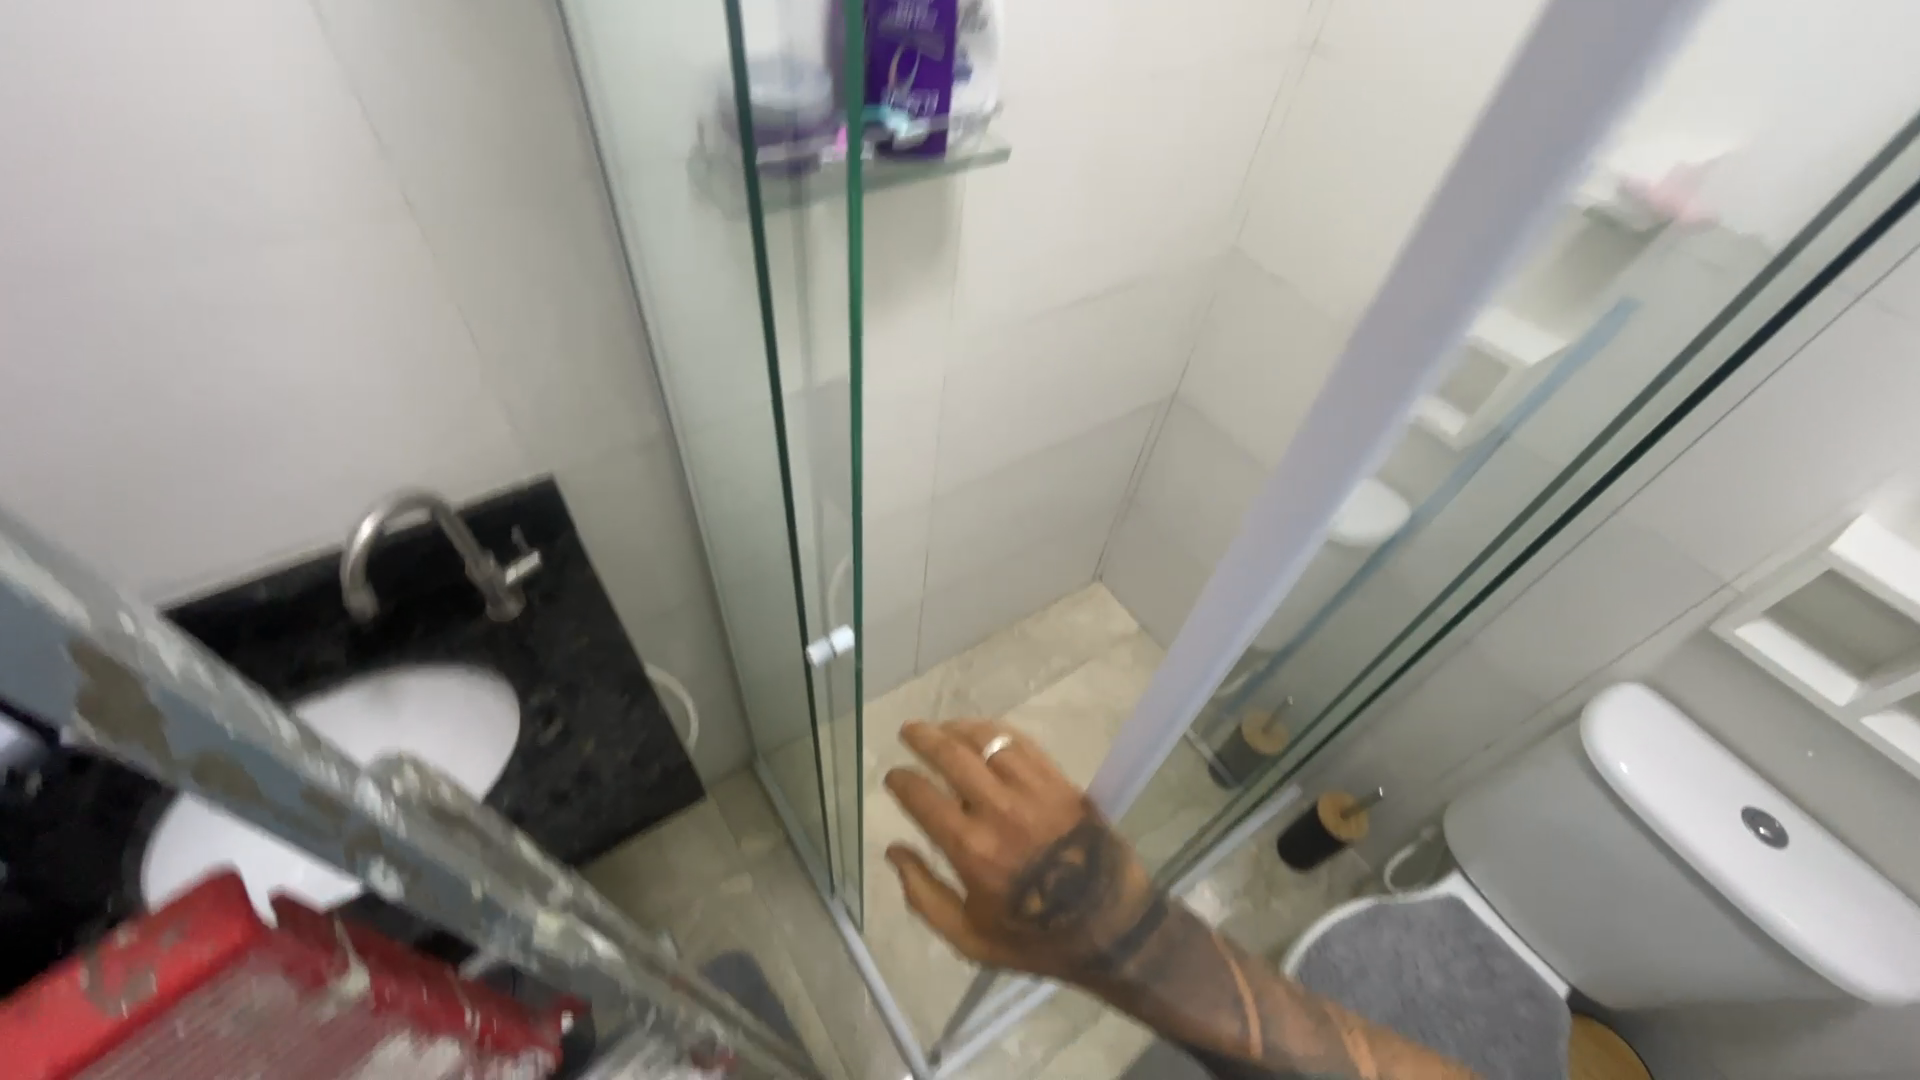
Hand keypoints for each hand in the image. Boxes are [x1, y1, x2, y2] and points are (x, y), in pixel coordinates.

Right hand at [883, 720, 1168, 985]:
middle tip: (908, 731)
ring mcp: (1034, 789)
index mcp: (972, 848)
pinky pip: (1022, 742)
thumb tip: (893, 851)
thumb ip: (923, 895)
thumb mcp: (969, 938)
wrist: (1112, 927)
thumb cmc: (1035, 938)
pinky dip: (996, 731)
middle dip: (922, 737)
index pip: (922, 796)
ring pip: (988, 739)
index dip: (901, 780)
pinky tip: (983, 734)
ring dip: (958, 728)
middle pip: (951, 754)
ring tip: (943, 728)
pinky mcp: (1060, 781)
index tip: (893, 776)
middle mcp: (999, 809)